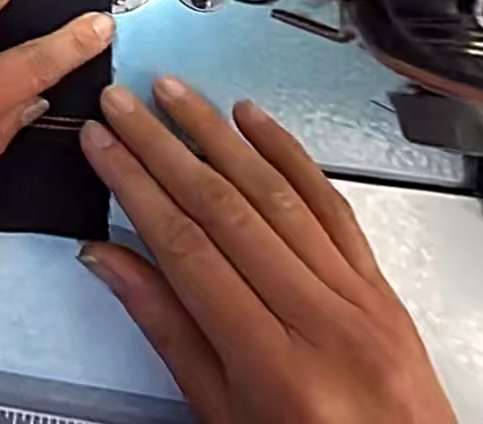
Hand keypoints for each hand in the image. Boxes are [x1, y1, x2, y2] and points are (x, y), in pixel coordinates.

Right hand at [77, 79, 453, 423]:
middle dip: (160, 143)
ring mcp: (361, 298)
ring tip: (172, 91)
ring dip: (213, 130)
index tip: (101, 143)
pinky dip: (286, 150)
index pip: (185, 249)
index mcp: (277, 372)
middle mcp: (324, 324)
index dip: (134, 185)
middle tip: (121, 103)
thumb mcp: (222, 418)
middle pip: (223, 207)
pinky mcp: (381, 283)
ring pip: (272, 190)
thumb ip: (164, 327)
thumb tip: (103, 255)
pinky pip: (329, 201)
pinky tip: (251, 116)